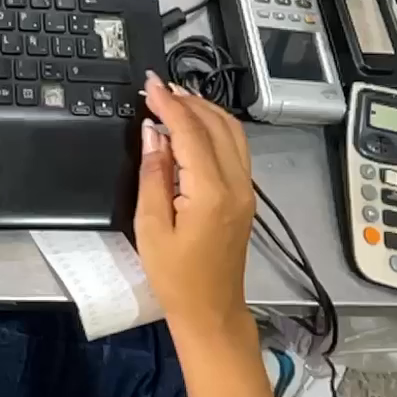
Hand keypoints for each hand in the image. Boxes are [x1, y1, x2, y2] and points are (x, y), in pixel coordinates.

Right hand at [133, 71, 255, 340]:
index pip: (190, 131)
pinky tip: (192, 126)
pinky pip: (235, 147)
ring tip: (173, 100)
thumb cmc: (175, 277)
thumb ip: (153, 174)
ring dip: (204, 109)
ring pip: (232, 132)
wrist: (211, 312)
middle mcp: (236, 184)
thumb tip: (152, 132)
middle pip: (217, 124)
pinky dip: (214, 127)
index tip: (150, 84)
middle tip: (157, 88)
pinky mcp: (246, 195)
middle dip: (187, 100)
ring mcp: (246, 189)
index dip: (169, 103)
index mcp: (211, 192)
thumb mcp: (150, 226)